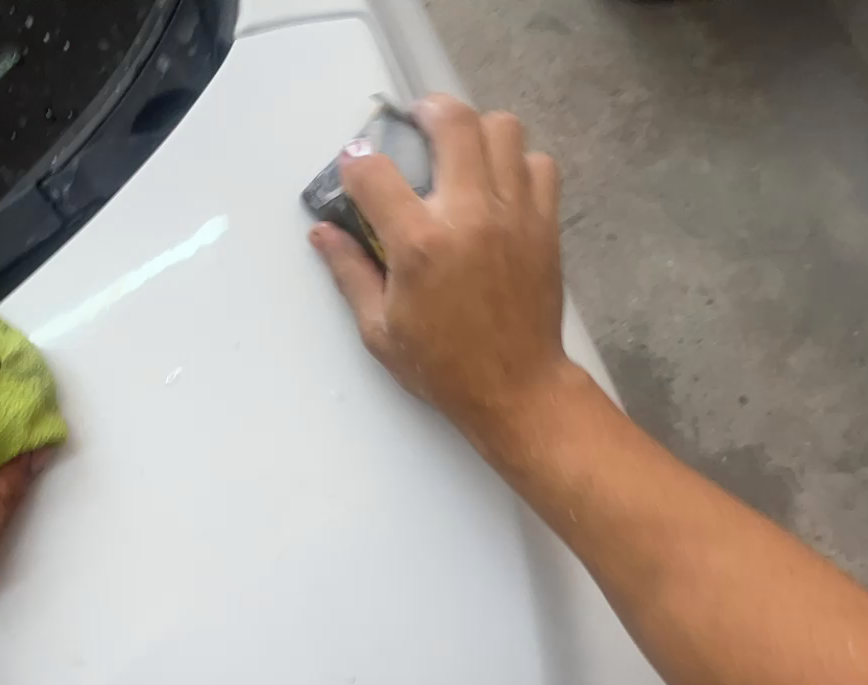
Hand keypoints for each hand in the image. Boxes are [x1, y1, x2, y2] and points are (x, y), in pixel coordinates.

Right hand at [309, 94, 573, 447]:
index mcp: (420, 245)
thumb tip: (323, 234)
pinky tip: (500, 187)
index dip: (356, 164)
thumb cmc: (442, 367)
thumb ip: (350, 273)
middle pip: (452, 120)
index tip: (355, 170)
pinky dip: (518, 163)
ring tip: (462, 155)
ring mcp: (514, 215)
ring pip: (503, 128)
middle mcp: (469, 216)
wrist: (515, 388)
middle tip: (416, 128)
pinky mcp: (544, 225)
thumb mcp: (380, 330)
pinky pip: (540, 163)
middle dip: (426, 112)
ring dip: (476, 131)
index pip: (375, 173)